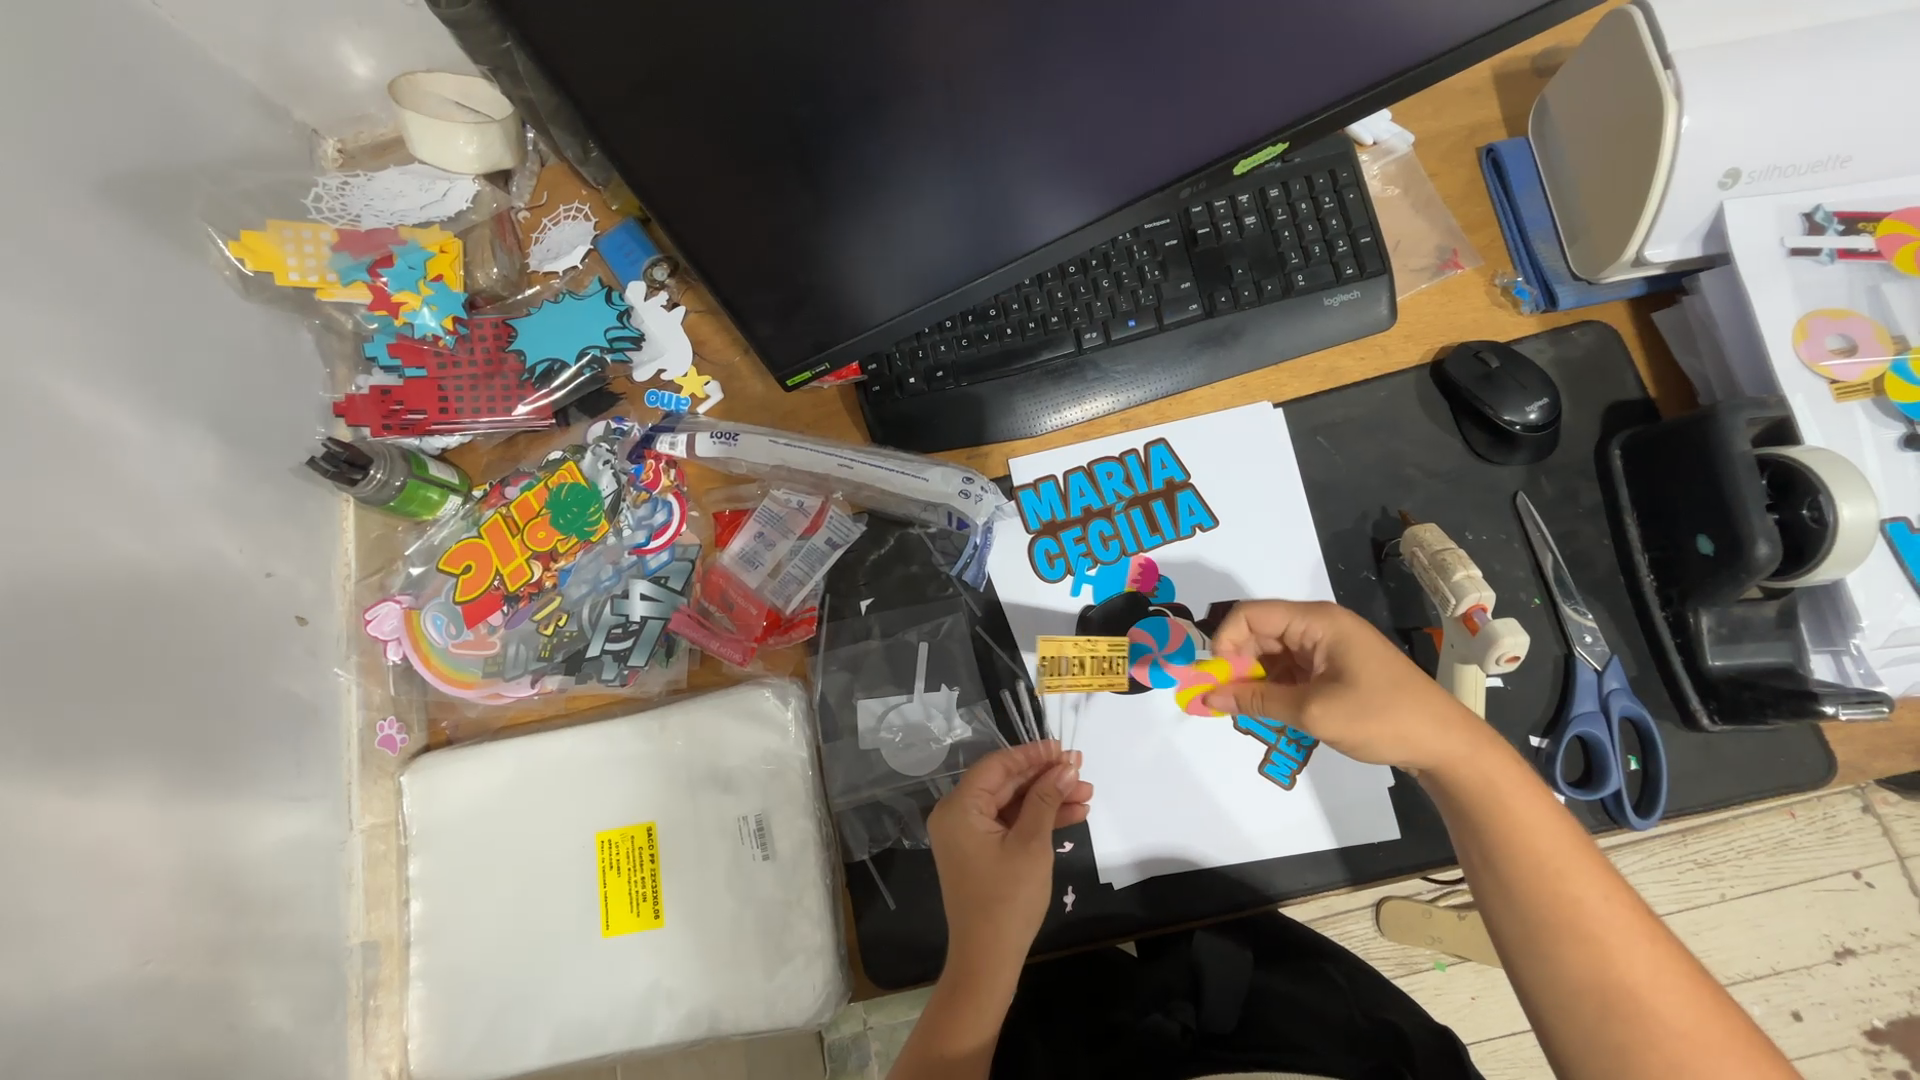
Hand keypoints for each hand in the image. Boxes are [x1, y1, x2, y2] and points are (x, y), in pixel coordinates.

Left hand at [926, 741, 1092, 973]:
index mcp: (960, 807)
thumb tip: (1065, 766)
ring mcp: (969, 835)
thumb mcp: (1031, 843)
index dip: (1032, 754)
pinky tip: (1074, 814)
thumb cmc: (1008, 898)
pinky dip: (1039, 819)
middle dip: (1046, 777)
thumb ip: (1046, 799)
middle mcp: (958, 815)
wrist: (988, 959)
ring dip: (1049, 798)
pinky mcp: (981, 852)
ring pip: (1013, 803)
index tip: (1064, 749)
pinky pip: (1011, 824)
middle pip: (1006, 782)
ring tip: (1088, 793)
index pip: (997, 765)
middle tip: (1082, 769)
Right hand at [1203, 600, 1493, 774]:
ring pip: (1272, 655)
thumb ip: (1256, 701)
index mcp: (1317, 621)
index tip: (1216, 679)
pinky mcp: (1334, 669)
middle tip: (1222, 700)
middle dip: (1235, 664)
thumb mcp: (1312, 712)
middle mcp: (1319, 626)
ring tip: (1243, 712)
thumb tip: (1208, 696)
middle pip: (1259, 633)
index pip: (1250, 615)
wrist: (1446, 744)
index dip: (1224, 642)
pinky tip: (1267, 713)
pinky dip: (1274, 689)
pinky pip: (1290, 671)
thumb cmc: (1380, 718)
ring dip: (1253, 680)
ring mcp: (1328, 648)